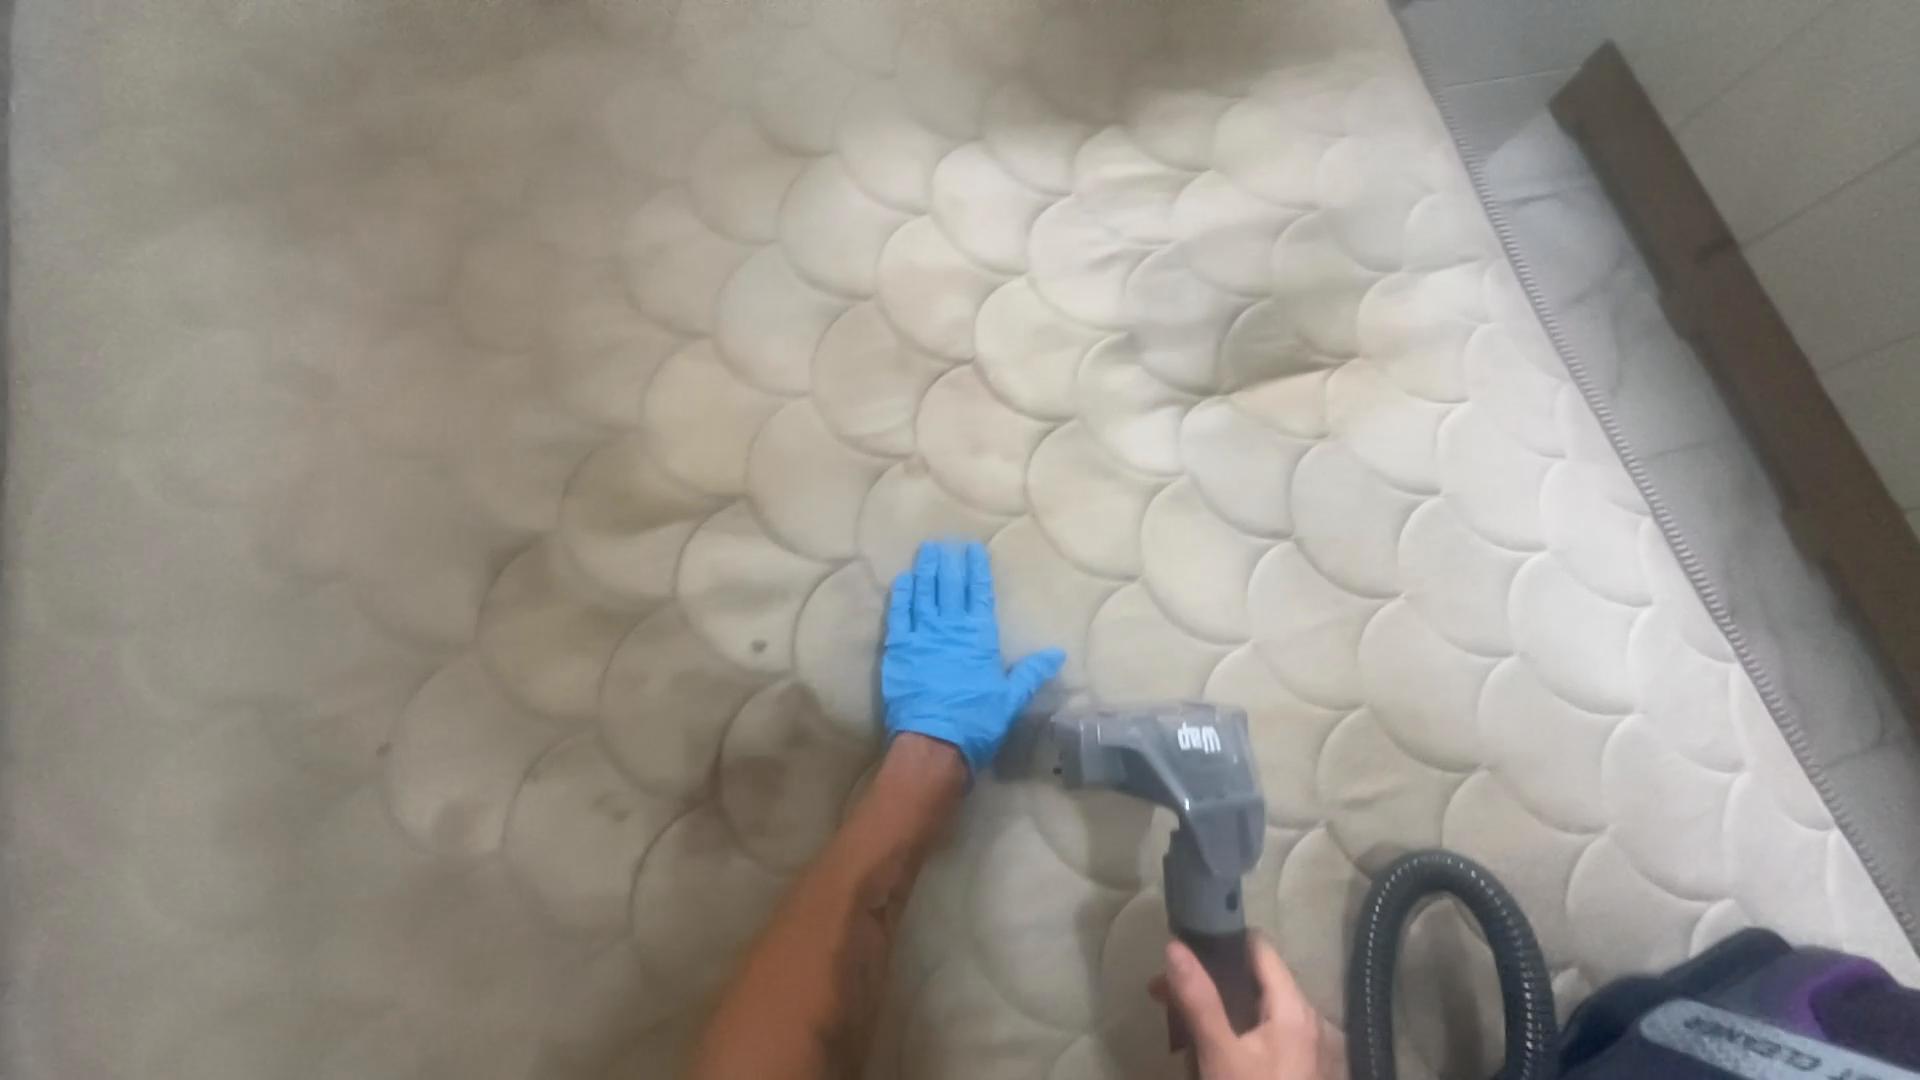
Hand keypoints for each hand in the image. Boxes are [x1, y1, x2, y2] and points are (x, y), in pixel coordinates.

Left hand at [882, 539, 1065, 773]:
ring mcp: (921, 636)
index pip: (979, 593)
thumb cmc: (976, 722)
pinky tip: (904, 581)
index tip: (973, 548)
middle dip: (949, 562)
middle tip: (946, 541)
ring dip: (925, 570)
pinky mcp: (898, 649)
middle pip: (949, 586)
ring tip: (927, 550)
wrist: (933, 744)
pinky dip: (902, 595)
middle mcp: (950, 628)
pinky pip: (900, 614)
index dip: (976, 568)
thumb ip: (1031, 673)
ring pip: (924, 593)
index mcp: (979, 637)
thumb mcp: (1011, 700)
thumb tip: (1057, 654)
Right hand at [1153, 937, 1323, 1079]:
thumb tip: (1174, 944)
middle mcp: (1307, 1019)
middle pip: (1255, 974)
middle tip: (1164, 989)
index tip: (1183, 946)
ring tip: (1174, 1017)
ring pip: (1256, 1003)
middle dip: (1208, 975)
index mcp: (1293, 1008)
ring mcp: (1307, 1046)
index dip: (1221, 938)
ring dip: (1215, 1001)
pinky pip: (1263, 1029)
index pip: (1258, 945)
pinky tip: (1203, 1042)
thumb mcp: (1219, 1055)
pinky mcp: (1298, 1068)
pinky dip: (1232, 1025)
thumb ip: (1198, 998)